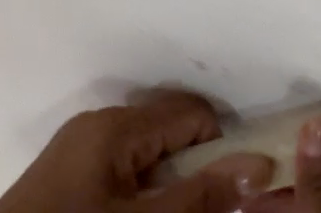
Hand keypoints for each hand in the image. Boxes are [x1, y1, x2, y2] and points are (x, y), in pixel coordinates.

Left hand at [0, 90, 275, 212]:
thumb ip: (202, 195)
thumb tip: (262, 165)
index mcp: (115, 125)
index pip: (195, 116)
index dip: (217, 152)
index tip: (224, 194)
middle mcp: (95, 125)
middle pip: (170, 133)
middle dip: (191, 170)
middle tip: (196, 212)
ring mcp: (73, 151)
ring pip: (146, 156)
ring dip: (165, 186)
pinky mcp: (59, 179)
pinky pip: (118, 171)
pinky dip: (136, 193)